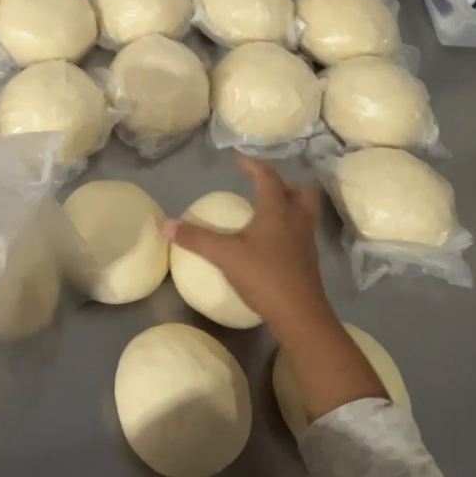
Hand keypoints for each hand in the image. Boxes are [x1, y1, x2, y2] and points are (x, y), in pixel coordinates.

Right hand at [165, 154, 387, 421]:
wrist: (301, 317)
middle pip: (300, 192)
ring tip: (270, 209)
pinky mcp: (308, 264)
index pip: (268, 178)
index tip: (238, 159)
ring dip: (291, 205)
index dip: (253, 165)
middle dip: (284, 184)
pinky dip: (290, 228)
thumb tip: (166, 225)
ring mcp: (306, 243)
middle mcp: (296, 221)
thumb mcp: (225, 255)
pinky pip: (302, 234)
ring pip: (304, 213)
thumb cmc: (264, 276)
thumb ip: (196, 239)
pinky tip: (274, 242)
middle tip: (265, 185)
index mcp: (277, 211)